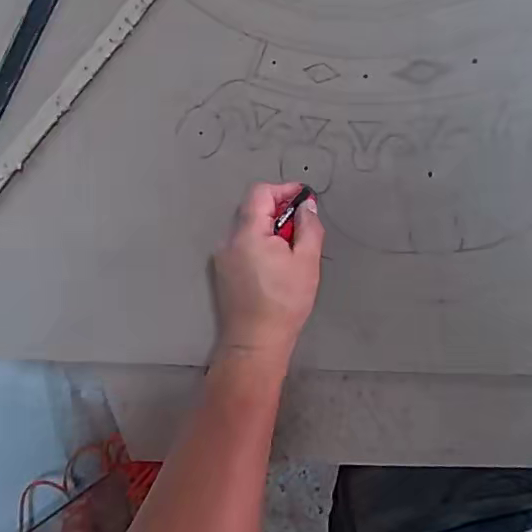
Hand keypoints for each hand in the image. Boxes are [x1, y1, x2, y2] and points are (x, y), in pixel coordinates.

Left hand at [211, 182, 324, 357]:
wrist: (255, 342)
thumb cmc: (284, 302)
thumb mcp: (306, 262)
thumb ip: (309, 227)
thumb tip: (307, 205)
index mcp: (248, 233)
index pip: (261, 192)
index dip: (284, 189)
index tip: (305, 198)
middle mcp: (229, 240)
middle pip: (253, 208)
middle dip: (280, 208)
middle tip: (304, 223)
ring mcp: (223, 256)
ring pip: (248, 226)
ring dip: (271, 226)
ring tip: (293, 246)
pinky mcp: (223, 270)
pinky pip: (243, 243)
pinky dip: (261, 241)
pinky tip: (278, 262)